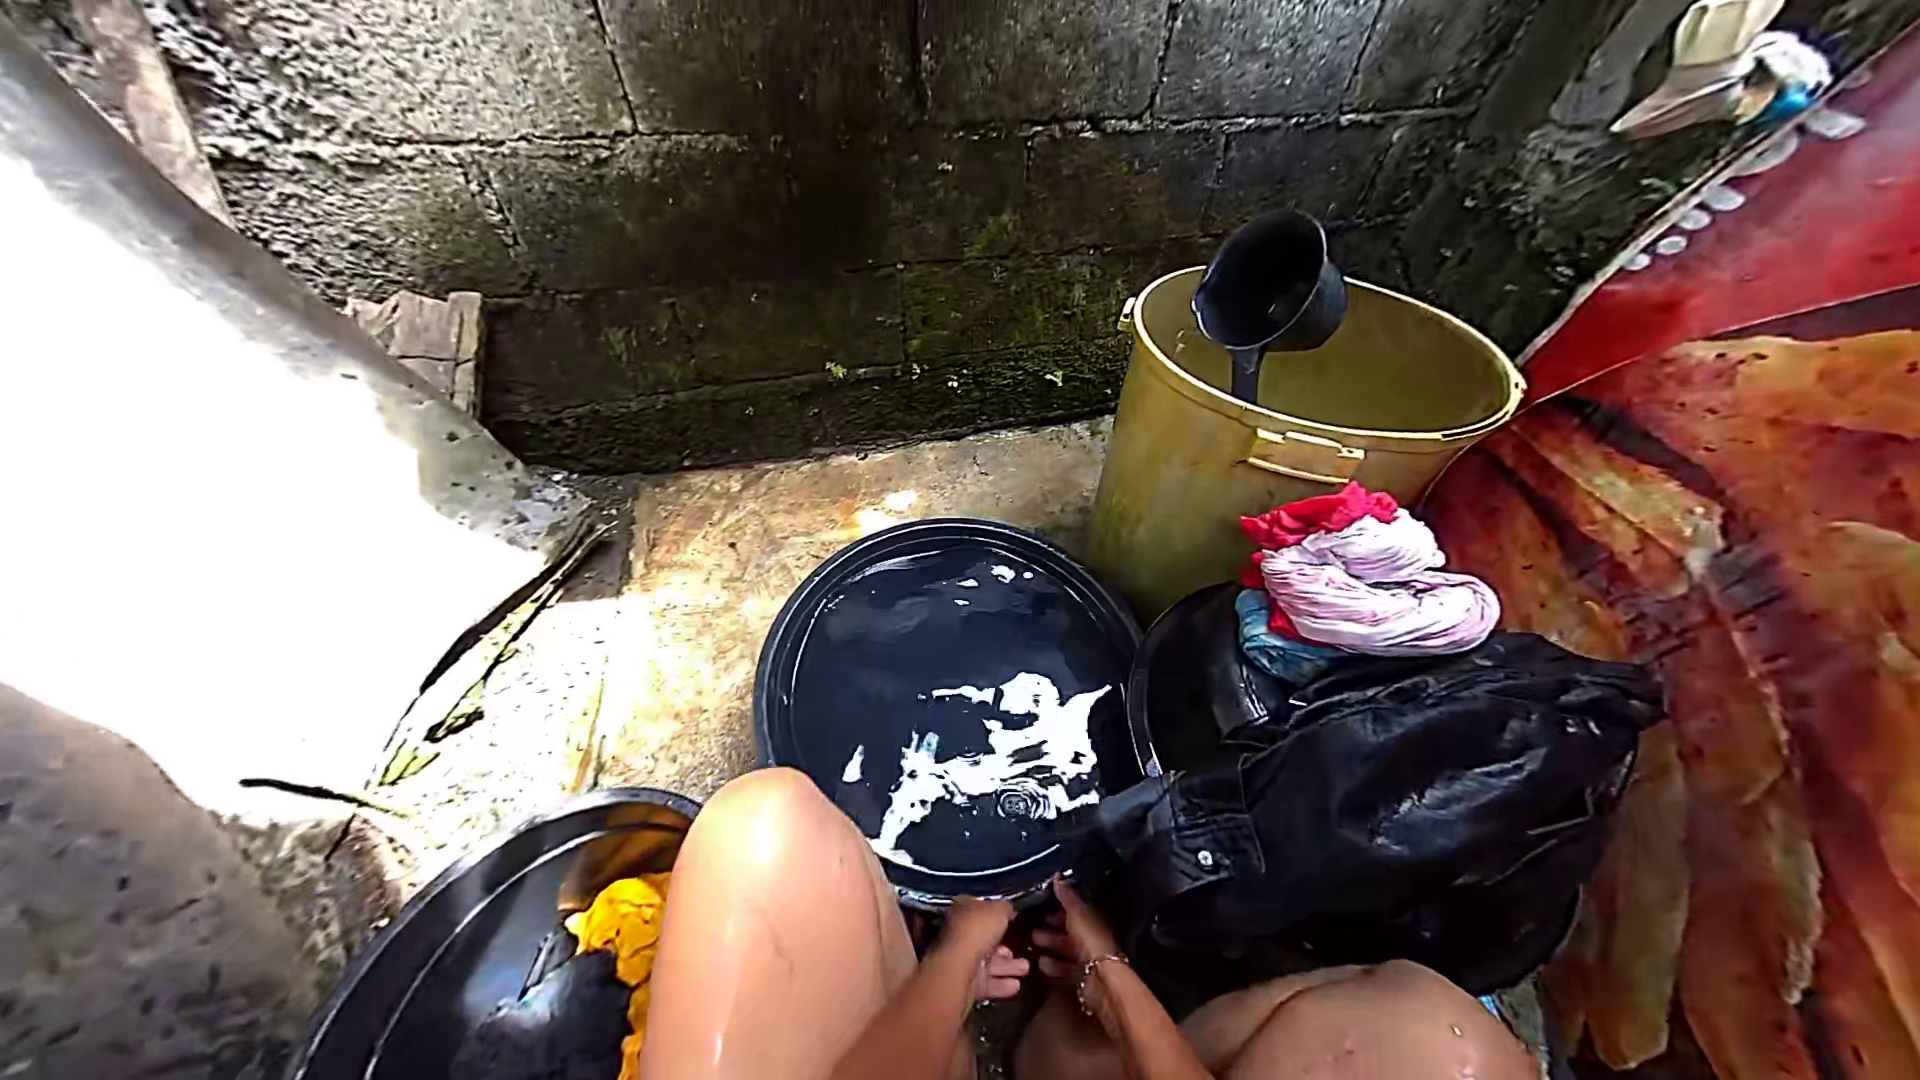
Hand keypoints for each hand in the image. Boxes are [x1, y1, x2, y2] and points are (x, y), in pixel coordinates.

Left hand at [941, 897, 1028, 1000]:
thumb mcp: (998, 910)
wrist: (960, 965)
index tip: (1013, 920)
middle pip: (986, 939)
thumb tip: (1009, 909)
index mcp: (963, 910)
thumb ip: (1005, 909)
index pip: (981, 910)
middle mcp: (960, 934)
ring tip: (1026, 968)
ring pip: (989, 962)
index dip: (997, 915)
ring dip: (1008, 966)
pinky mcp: (966, 982)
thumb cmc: (978, 929)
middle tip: (1022, 948)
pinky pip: (987, 981)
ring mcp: (962, 959)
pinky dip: (1001, 983)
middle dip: (1005, 946)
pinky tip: (1016, 985)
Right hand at [1033, 875, 1121, 978]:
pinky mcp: (1082, 978)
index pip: (1075, 910)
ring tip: (1032, 943)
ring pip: (1065, 949)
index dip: (1059, 905)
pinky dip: (1053, 966)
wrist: (1102, 980)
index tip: (1040, 902)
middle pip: (1069, 930)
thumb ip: (1067, 896)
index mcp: (1092, 920)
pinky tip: (1040, 964)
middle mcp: (1091, 938)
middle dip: (1050, 927)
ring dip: (1049, 946)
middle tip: (1031, 925)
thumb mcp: (1077, 913)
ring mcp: (1087, 959)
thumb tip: (1057, 876)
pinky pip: (1065, 969)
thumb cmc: (1091, 941)